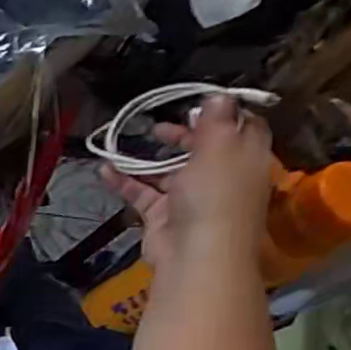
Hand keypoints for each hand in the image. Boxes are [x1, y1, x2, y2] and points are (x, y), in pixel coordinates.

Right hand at [99, 93, 273, 268]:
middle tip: (160, 126)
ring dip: (146, 158)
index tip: (200, 102)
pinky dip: (124, 181)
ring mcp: (190, 198)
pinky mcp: (163, 216)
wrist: (195, 254)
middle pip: (201, 149)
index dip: (223, 112)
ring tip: (123, 142)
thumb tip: (219, 95)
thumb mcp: (220, 146)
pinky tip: (106, 168)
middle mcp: (221, 176)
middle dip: (181, 134)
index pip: (242, 127)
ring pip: (167, 171)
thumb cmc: (215, 194)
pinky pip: (142, 193)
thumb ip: (217, 118)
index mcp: (245, 156)